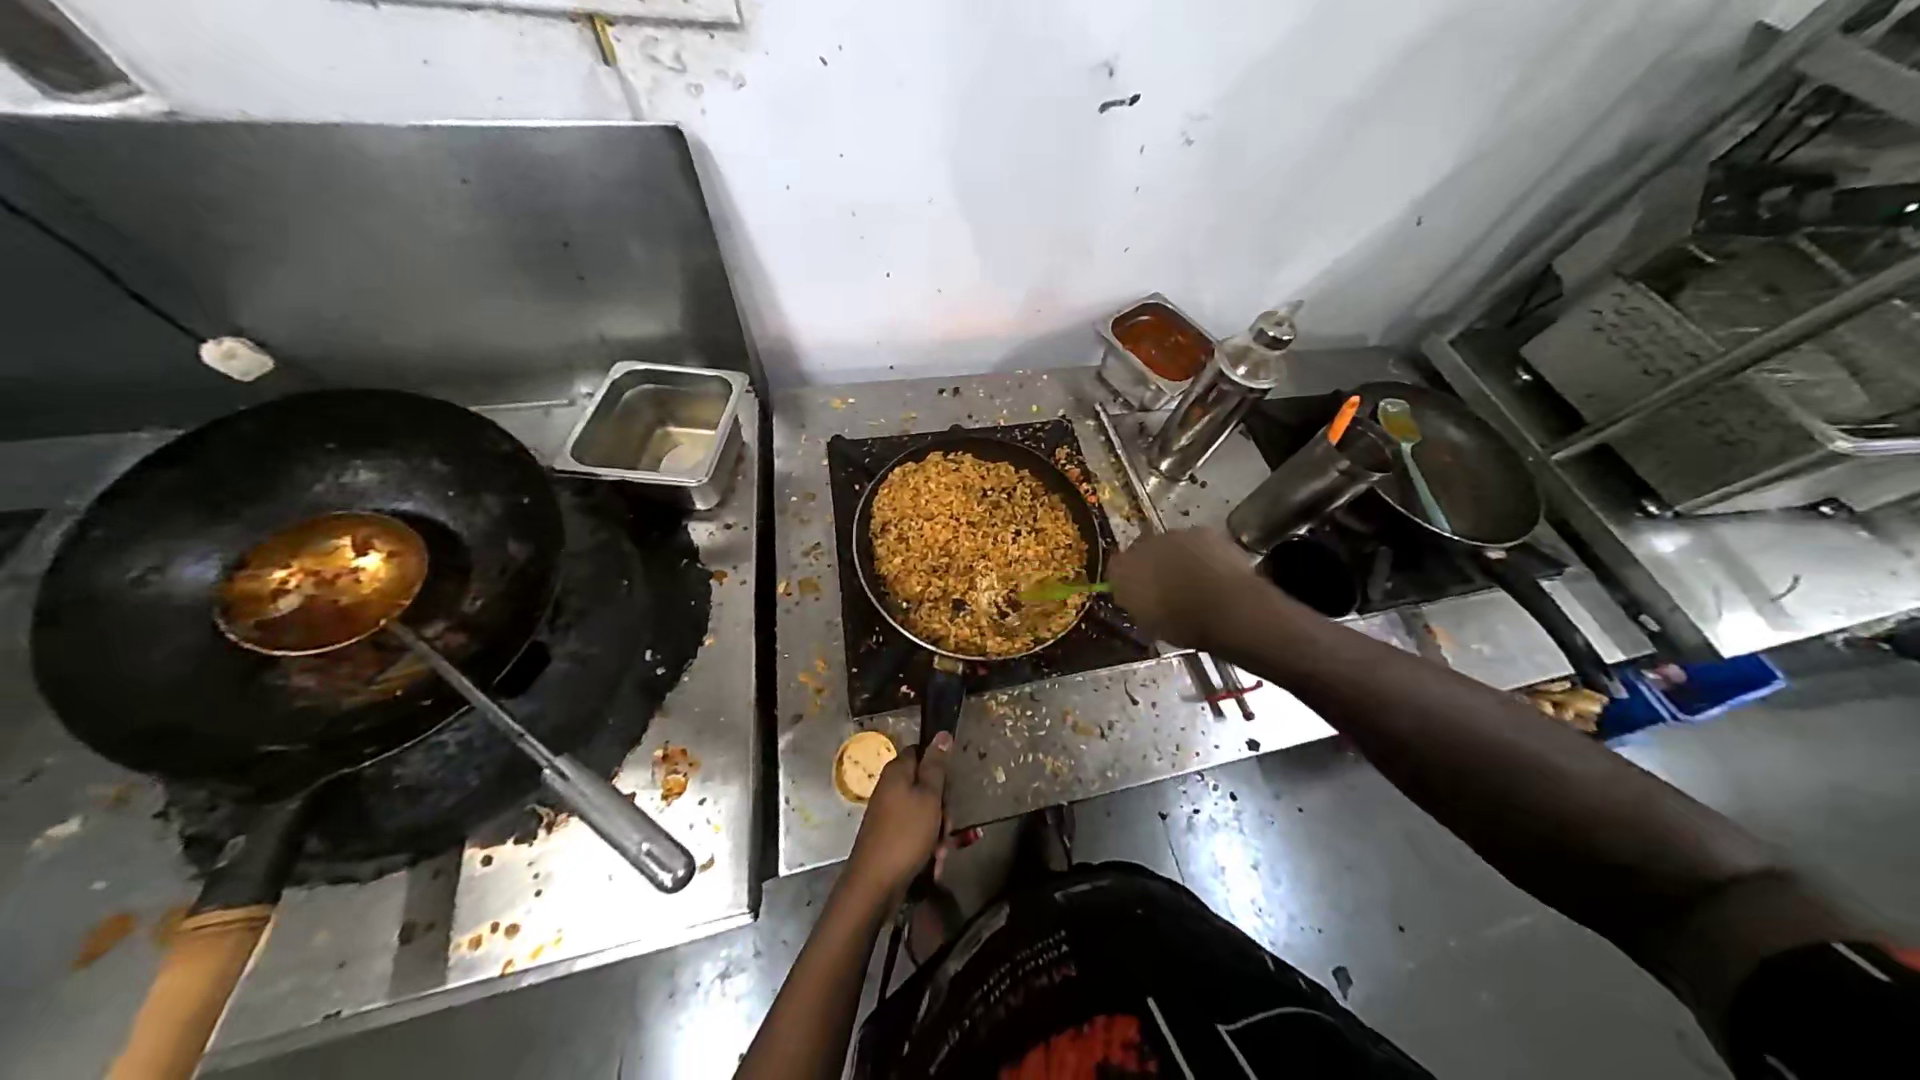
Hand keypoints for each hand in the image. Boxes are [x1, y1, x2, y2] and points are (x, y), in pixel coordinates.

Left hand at [845, 732, 951, 901]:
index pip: (922, 752)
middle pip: (927, 785)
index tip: (949, 786)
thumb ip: (936, 766)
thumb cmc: (905, 834)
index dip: (939, 766)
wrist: (875, 883)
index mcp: (897, 771)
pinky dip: (928, 844)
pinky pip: (917, 831)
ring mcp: (890, 812)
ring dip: (939, 830)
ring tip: (940, 850)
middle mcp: (891, 787)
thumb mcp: (928, 797)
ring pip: (926, 812)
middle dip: (943, 806)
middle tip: (947, 824)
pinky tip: (934, 861)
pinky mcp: (892, 834)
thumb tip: (941, 733)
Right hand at [1108, 527, 1266, 649]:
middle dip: (1153, 566)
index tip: (1139, 595)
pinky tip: (1214, 572)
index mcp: (1122, 570)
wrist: (1225, 606)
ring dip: (1177, 557)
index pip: (1115, 570)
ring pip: (1171, 544)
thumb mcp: (1149, 625)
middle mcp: (1141, 545)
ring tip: (1196, 580)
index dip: (1128, 582)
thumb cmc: (1182, 624)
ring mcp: (1173, 534)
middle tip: (1168, 587)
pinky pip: (1197, 542)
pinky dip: (1202, 553)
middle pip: (1142, 552)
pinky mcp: (1203, 531)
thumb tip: (1139, 602)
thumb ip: (1138, 606)